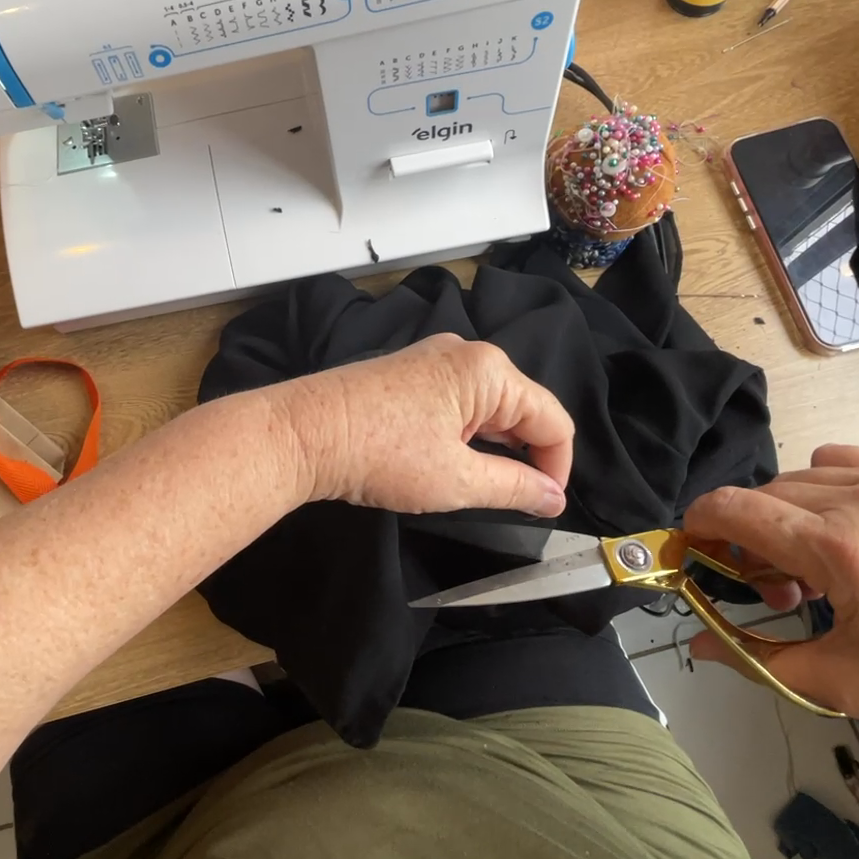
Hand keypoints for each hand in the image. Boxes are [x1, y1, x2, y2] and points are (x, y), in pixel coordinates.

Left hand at [271, 334, 573, 516]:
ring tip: (472, 484)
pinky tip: (445, 461)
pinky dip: (464, 434)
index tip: (545, 505)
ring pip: (488, 407)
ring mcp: (432, 359)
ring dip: (492, 447)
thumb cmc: (380, 454)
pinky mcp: (407, 373)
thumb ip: (515, 488)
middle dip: (524, 456)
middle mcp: (464, 353)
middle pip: (522, 408)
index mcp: (488, 370)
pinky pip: (457, 402)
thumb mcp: (457, 480)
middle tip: (510, 500)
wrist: (301, 433)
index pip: (552, 419)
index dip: (557, 467)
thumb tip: (554, 498)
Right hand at [683, 446, 858, 757]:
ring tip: (819, 560)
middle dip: (748, 534)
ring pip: (803, 475)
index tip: (693, 548)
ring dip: (788, 511)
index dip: (698, 524)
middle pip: (764, 493)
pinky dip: (830, 488)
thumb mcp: (846, 682)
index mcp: (843, 552)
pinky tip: (856, 530)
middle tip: (773, 585)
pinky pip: (850, 462)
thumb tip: (698, 646)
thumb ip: (756, 658)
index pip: (733, 508)